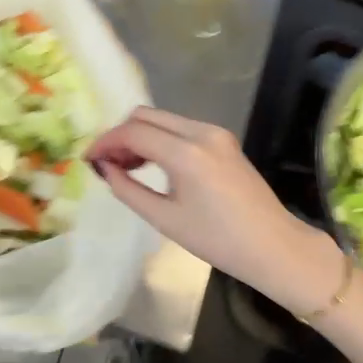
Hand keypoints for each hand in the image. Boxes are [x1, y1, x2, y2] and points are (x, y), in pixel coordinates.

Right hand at [88, 107, 340, 305]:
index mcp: (186, 153)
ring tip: (126, 167)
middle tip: (106, 163)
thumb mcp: (165, 219)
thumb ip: (128, 189)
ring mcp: (216, 133)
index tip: (88, 161)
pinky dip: (159, 139)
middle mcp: (201, 132)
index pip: (133, 132)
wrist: (273, 246)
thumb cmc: (218, 240)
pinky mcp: (224, 140)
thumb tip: (104, 169)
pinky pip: (180, 128)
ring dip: (140, 135)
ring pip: (163, 119)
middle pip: (146, 115)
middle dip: (120, 135)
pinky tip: (152, 164)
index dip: (105, 143)